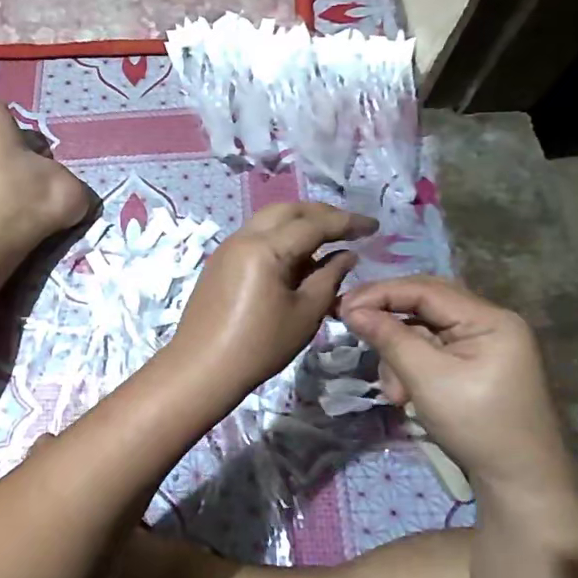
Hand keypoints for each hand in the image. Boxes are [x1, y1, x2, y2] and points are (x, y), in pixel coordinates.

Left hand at [173, 202, 375, 391]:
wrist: (202, 366)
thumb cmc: (259, 344)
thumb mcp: (306, 313)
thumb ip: (330, 277)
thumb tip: (346, 255)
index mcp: (263, 248)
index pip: (313, 223)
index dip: (347, 222)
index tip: (375, 227)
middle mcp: (241, 239)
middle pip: (286, 211)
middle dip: (320, 214)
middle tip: (350, 227)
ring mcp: (225, 250)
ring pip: (267, 221)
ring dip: (298, 224)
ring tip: (327, 242)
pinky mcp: (218, 264)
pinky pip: (253, 238)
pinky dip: (278, 238)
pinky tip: (297, 259)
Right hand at [339, 276, 570, 492]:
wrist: (519, 478)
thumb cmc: (477, 423)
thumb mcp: (426, 377)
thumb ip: (389, 337)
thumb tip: (350, 309)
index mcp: (490, 320)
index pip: (425, 289)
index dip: (380, 293)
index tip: (341, 308)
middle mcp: (489, 323)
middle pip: (423, 304)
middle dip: (385, 319)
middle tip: (349, 325)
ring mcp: (481, 345)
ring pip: (421, 329)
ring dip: (396, 352)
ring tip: (393, 390)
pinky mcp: (471, 364)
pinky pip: (429, 350)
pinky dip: (408, 365)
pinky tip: (403, 393)